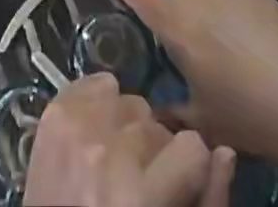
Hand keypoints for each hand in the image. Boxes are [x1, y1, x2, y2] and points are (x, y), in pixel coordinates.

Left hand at [24, 72, 235, 206]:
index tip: (178, 183)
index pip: (193, 146)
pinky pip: (91, 83)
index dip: (191, 166)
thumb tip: (224, 152)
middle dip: (155, 147)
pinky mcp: (53, 114)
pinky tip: (98, 127)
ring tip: (117, 154)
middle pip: (156, 123)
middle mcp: (108, 153)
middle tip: (140, 176)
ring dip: (127, 124)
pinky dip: (100, 100)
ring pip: (127, 99)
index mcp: (140, 195)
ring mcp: (76, 128)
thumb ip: (208, 201)